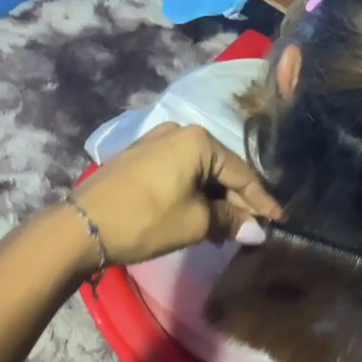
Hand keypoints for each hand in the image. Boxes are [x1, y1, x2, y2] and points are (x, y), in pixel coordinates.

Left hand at [71, 122, 282, 265]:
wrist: (81, 226)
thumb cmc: (146, 219)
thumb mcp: (194, 222)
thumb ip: (230, 220)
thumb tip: (258, 230)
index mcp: (199, 140)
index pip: (242, 172)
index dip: (262, 200)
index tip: (280, 220)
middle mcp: (179, 131)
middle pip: (220, 169)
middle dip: (236, 202)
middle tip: (251, 230)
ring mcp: (156, 141)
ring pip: (199, 171)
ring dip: (214, 200)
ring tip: (225, 230)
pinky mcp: (139, 156)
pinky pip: (178, 172)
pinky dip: (192, 193)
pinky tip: (198, 216)